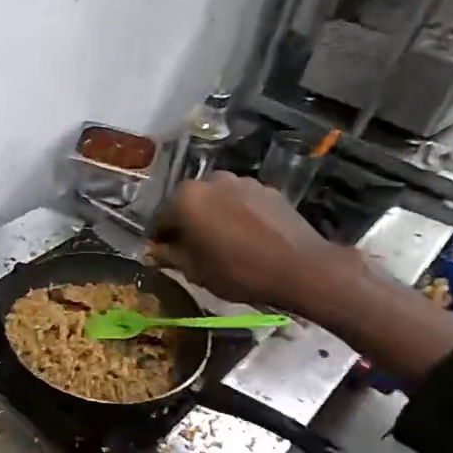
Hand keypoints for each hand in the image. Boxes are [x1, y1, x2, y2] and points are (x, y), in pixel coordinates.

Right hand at [149, 172, 353, 311]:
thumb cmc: (237, 271)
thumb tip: (153, 252)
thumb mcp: (195, 271)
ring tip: (222, 241)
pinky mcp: (267, 189)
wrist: (299, 267)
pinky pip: (241, 201)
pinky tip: (246, 237)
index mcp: (185, 199)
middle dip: (186, 222)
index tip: (165, 254)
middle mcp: (211, 181)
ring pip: (216, 199)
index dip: (160, 238)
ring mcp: (242, 182)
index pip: (159, 218)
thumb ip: (169, 256)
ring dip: (212, 215)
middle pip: (188, 202)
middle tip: (192, 248)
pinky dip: (236, 214)